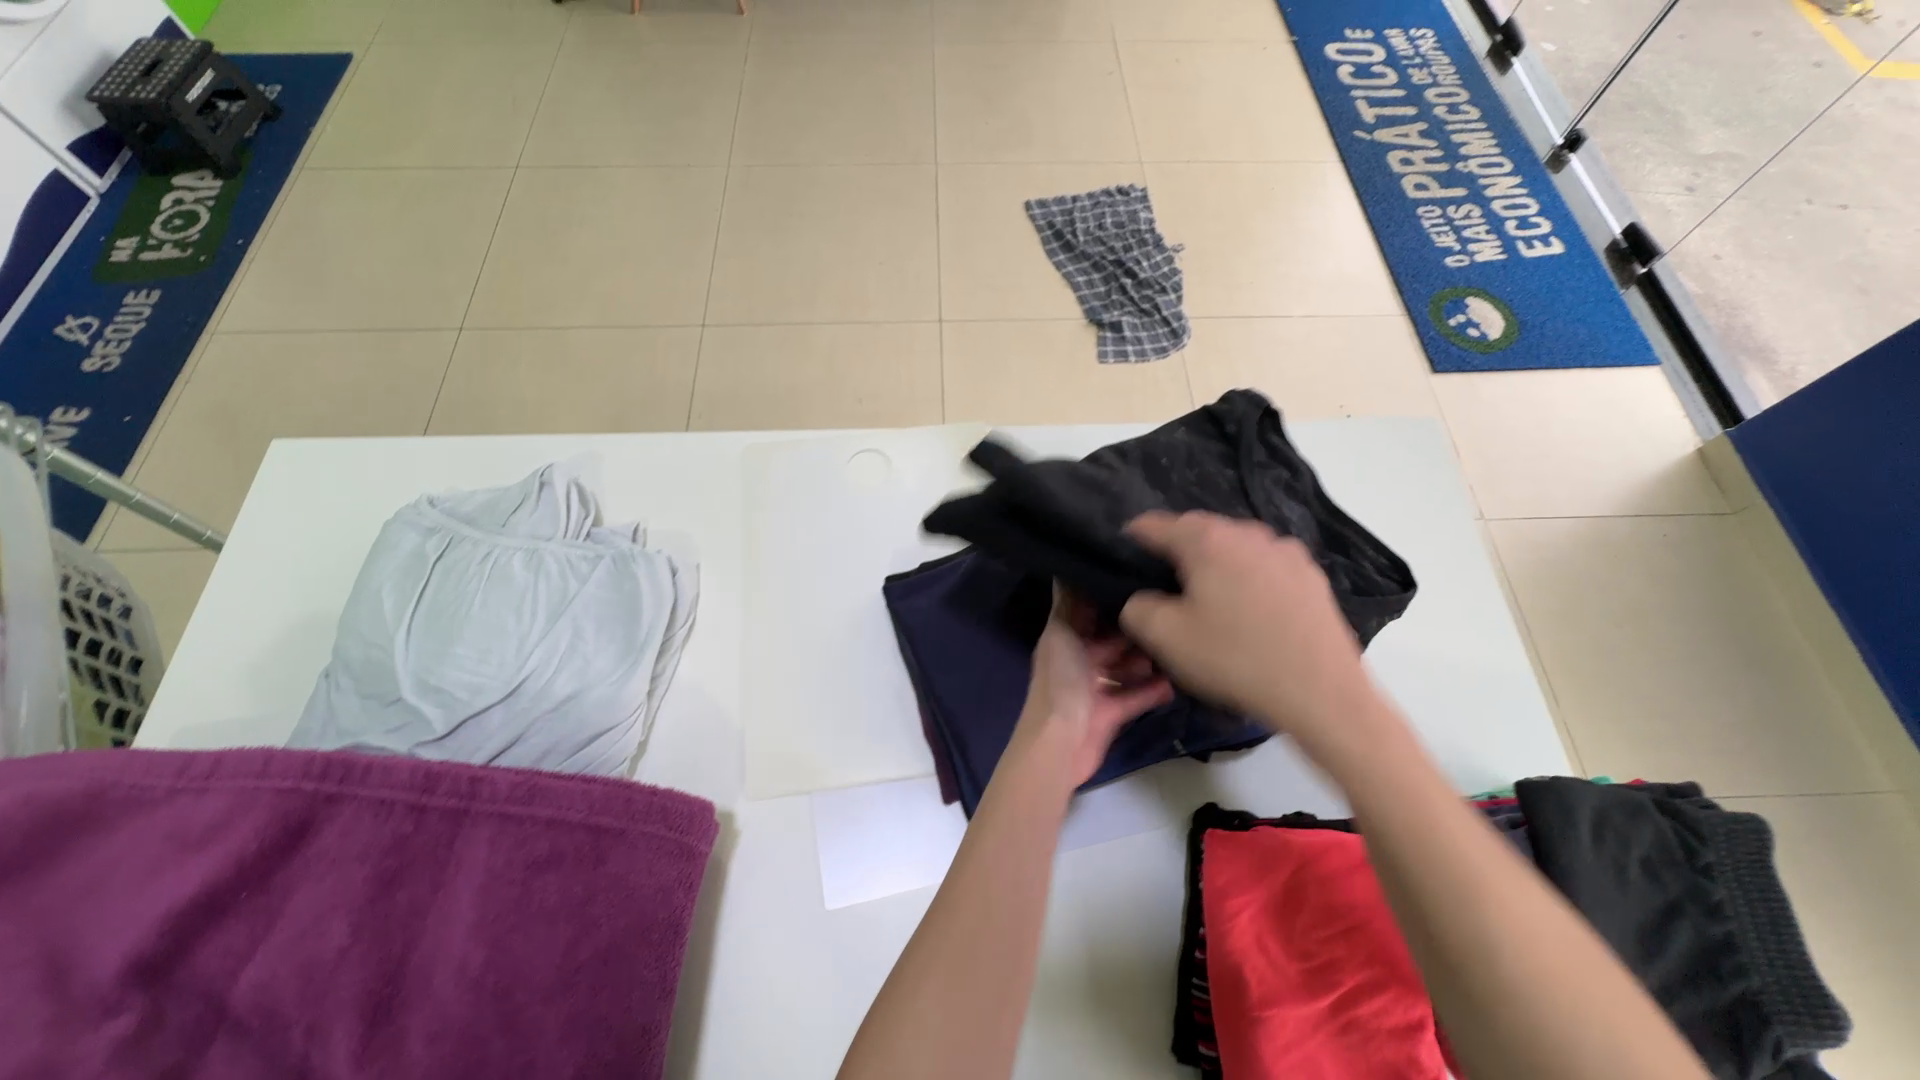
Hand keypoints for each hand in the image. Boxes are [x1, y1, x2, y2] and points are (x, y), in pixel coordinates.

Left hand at [1007, 589, 1173, 788]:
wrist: (1059, 744)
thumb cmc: (1059, 682)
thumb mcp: (1061, 633)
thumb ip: (1068, 603)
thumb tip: (1067, 565)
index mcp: (1063, 638)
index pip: (1089, 611)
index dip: (1110, 598)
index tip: (1141, 579)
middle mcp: (1079, 659)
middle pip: (1112, 639)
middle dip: (1136, 630)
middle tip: (1168, 613)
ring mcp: (1095, 688)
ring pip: (1127, 667)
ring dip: (1148, 660)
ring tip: (1174, 645)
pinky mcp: (1111, 713)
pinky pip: (1137, 696)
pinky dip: (1154, 689)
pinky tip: (1177, 679)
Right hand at [1119, 511, 1370, 739]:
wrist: (1321, 693)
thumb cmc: (1235, 659)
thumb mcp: (1165, 638)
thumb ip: (1136, 608)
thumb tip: (1140, 598)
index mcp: (1207, 540)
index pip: (1154, 525)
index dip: (1131, 540)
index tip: (1120, 562)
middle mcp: (1248, 533)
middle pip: (1198, 532)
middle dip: (1175, 553)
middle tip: (1162, 587)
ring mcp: (1285, 552)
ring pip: (1235, 548)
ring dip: (1215, 565)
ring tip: (1207, 600)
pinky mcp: (1311, 576)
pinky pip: (1265, 567)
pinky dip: (1248, 580)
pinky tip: (1249, 613)